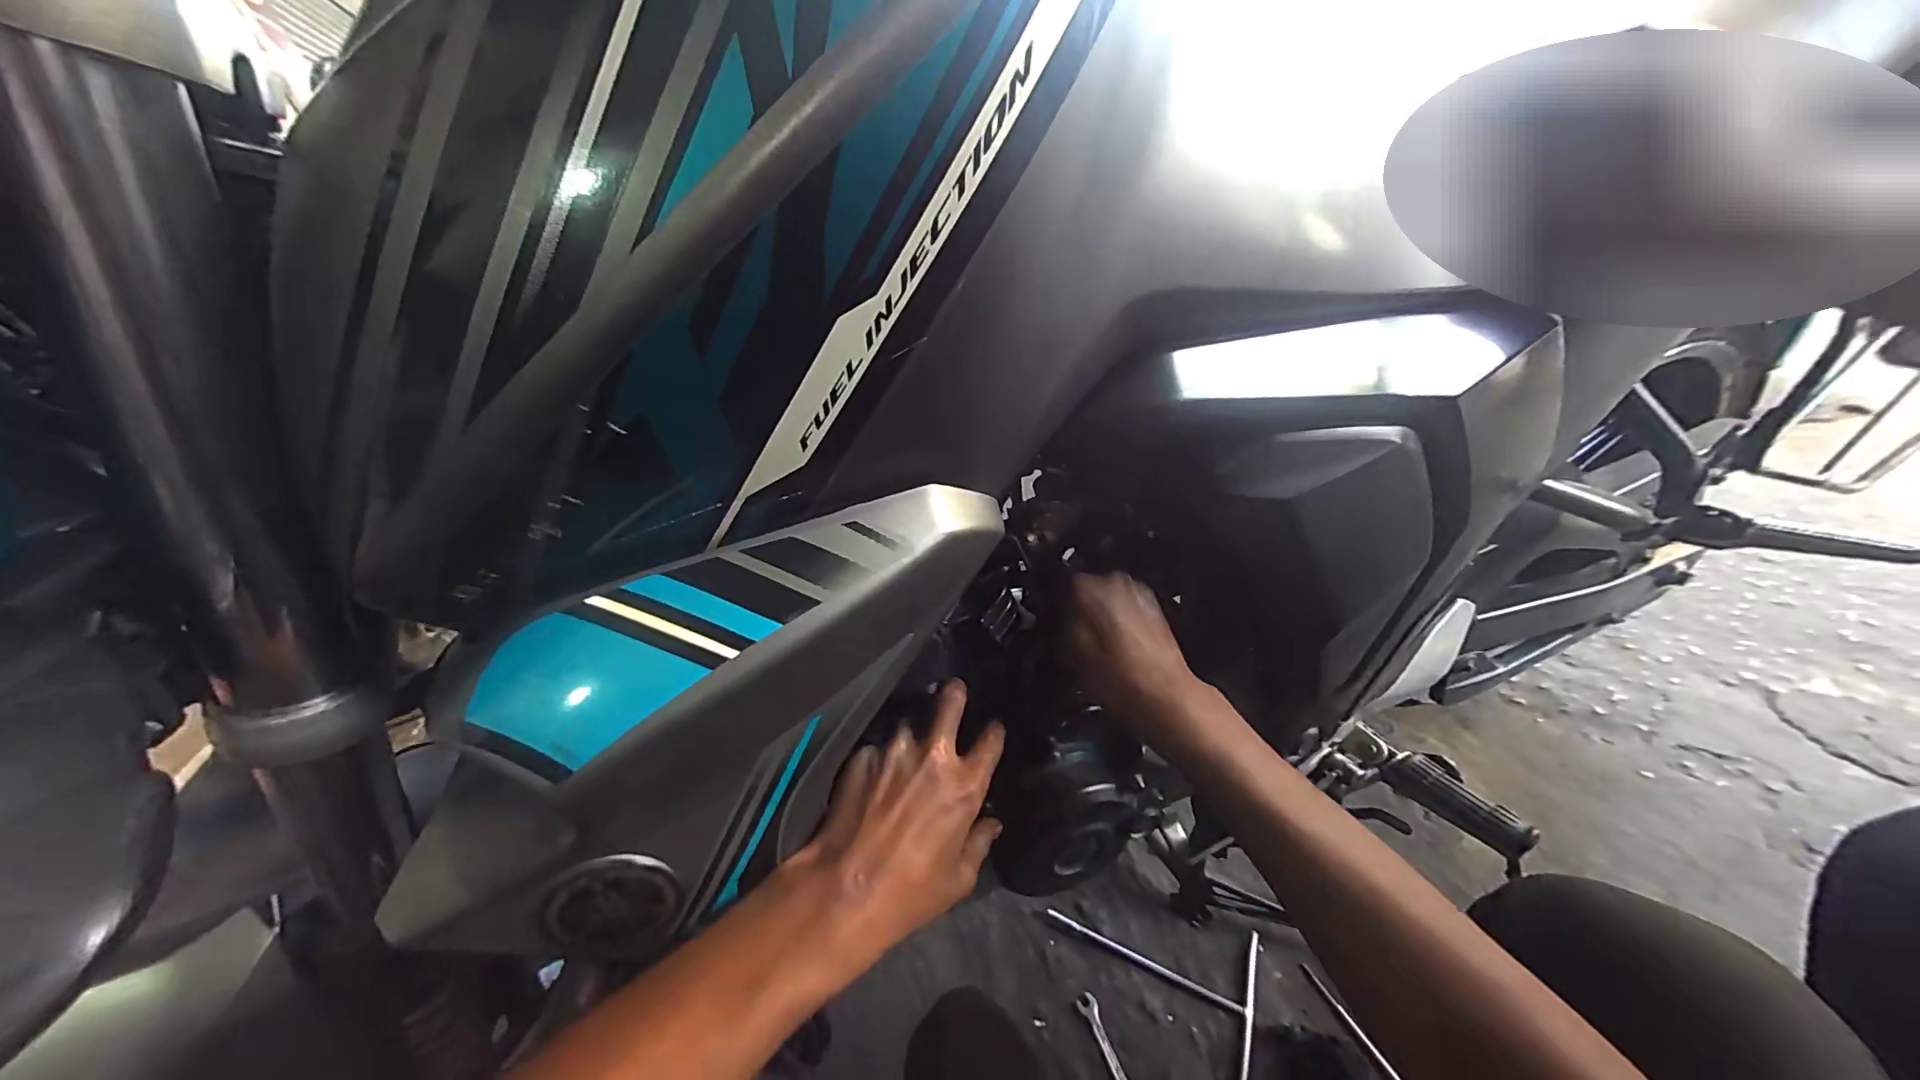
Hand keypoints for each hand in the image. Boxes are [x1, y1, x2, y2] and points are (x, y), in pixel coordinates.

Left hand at [782, 680, 1003, 963]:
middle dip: (954, 694)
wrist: (846, 888)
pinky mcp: (861, 757)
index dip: (994, 732)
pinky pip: (876, 750)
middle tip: (954, 688)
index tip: (993, 728)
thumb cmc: (912, 891)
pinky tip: (871, 778)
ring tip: (903, 750)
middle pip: (948, 706)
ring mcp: (894, 752)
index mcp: (965, 785)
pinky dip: (878, 759)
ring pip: (906, 727)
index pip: (990, 742)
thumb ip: (978, 844)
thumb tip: (991, 825)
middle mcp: (933, 757)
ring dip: (909, 736)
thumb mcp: (959, 878)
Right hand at [1064, 572, 1209, 740]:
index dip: (1054, 608)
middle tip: (1071, 638)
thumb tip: (1057, 624)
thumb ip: (1057, 630)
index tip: (1052, 624)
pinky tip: (1116, 649)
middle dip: (1078, 610)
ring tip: (1096, 647)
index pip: (1060, 586)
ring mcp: (1138, 593)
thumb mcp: (1070, 656)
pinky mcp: (1154, 609)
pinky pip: (1126, 609)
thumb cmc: (1120, 680)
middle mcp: (1115, 582)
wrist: (1165, 696)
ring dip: (1099, 616)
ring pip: (1107, 599)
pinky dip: (1118, 622)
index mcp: (1088, 587)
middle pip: (1085, 590)